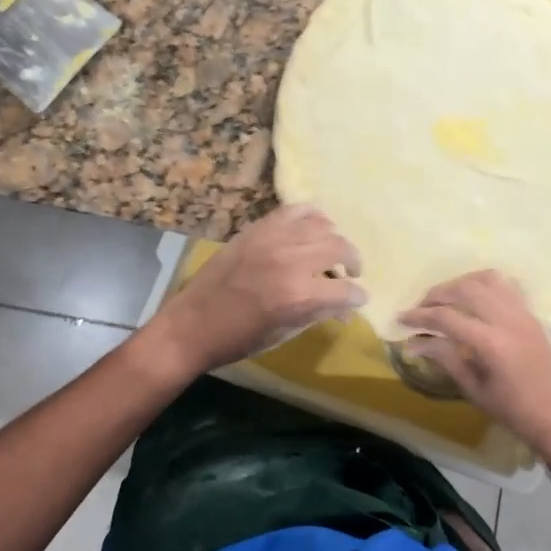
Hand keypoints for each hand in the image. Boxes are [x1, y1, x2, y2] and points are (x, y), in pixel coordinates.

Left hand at [149, 204, 365, 375]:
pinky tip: (311, 229)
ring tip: (330, 252)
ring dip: (333, 239)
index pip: (347, 290)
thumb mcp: (285, 333)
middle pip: (340, 248)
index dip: (357, 297)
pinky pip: (294, 210)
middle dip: (353, 263)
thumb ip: (317, 313)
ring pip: (322, 225)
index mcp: (300, 296)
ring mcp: (273, 239)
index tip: (358, 299)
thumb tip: (342, 307)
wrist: (191, 325)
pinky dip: (310, 216)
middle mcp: (291, 261)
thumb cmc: (239, 340)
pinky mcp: (257, 228)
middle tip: (349, 275)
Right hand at [399, 271, 550, 457]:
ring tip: (444, 298)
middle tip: (420, 308)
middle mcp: (507, 320)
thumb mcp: (473, 388)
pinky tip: (472, 295)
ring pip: (485, 279)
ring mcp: (522, 312)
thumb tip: (413, 342)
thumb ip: (445, 358)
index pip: (447, 318)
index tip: (401, 319)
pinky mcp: (530, 312)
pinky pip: (505, 284)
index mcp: (491, 344)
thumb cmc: (511, 410)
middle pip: (464, 290)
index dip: (419, 316)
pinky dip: (483, 282)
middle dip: (436, 295)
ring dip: (459, 283)